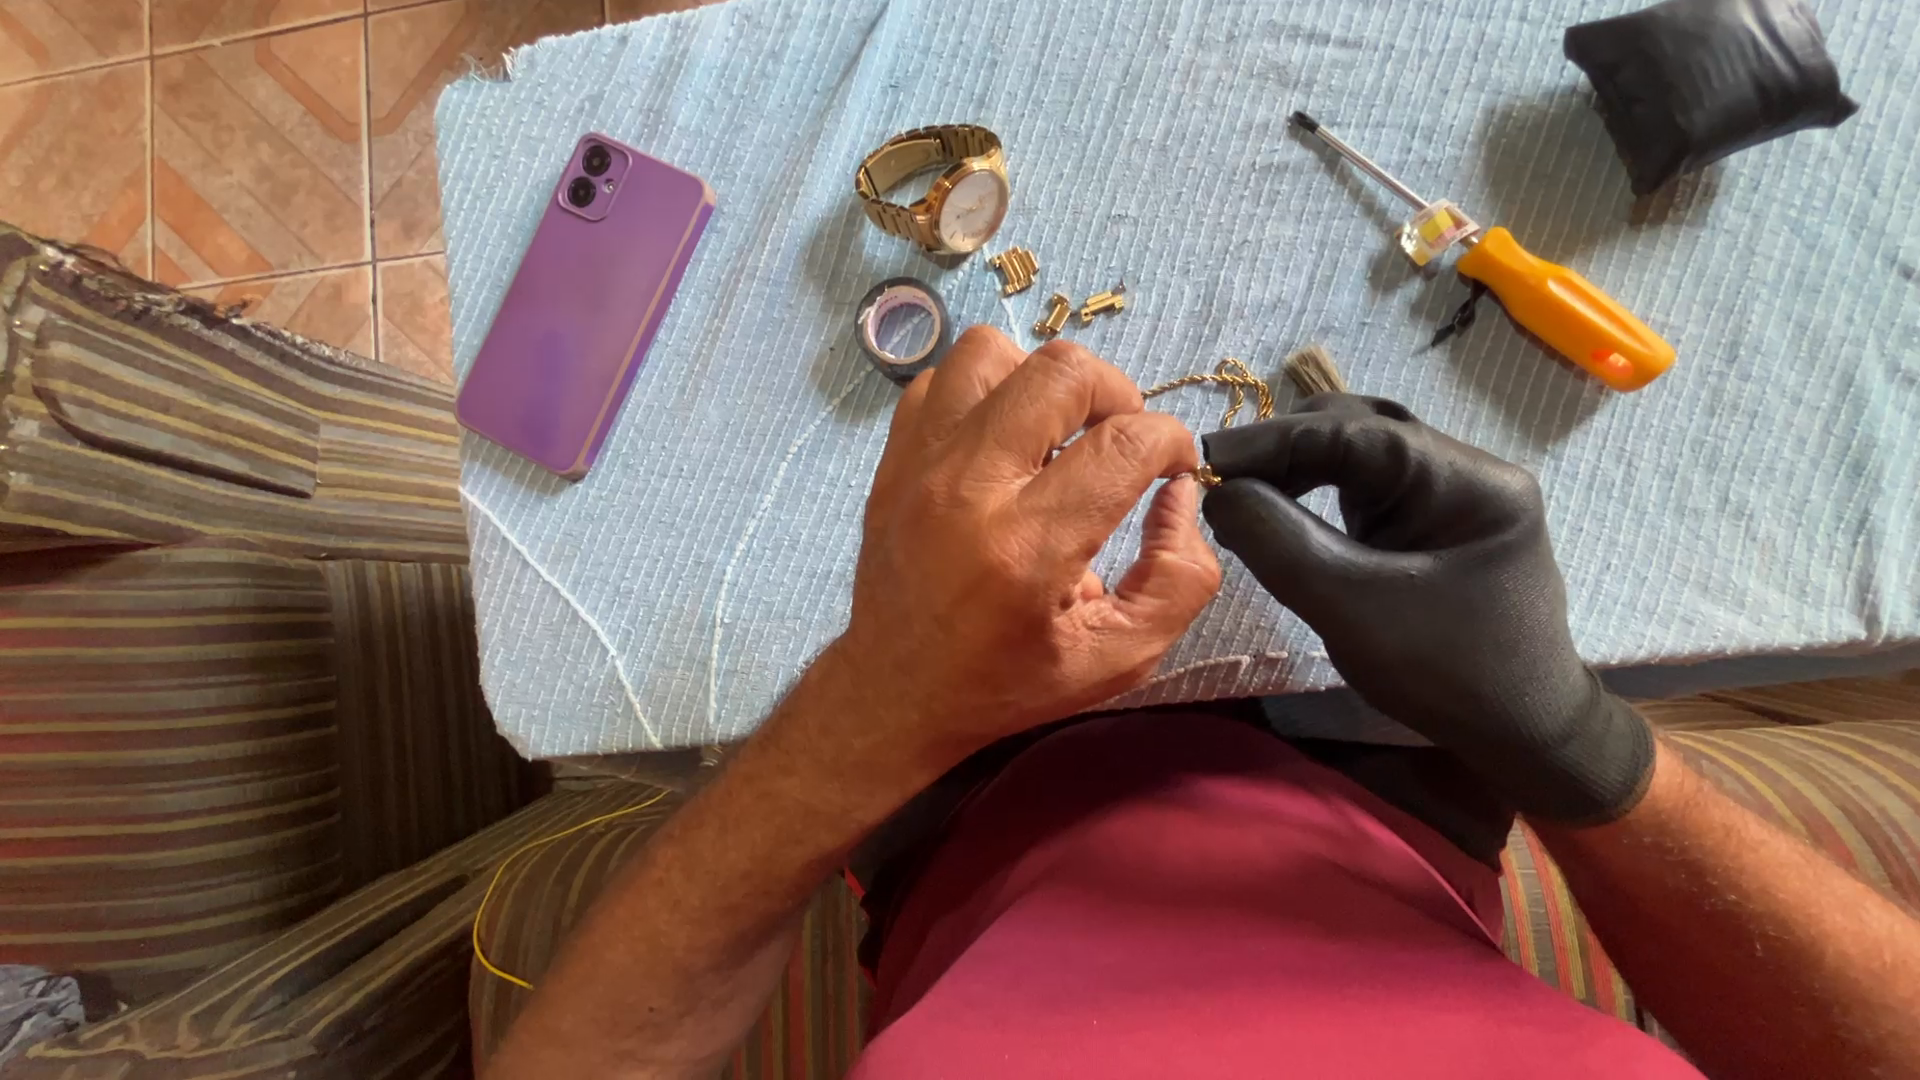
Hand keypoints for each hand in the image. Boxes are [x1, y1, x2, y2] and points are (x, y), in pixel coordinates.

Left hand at [824, 326, 1220, 778]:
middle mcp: (968, 489)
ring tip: (1055, 432)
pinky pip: (943, 379)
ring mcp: (920, 465)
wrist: (896, 692)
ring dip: (1042, 381)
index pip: (1124, 444)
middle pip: (1061, 373)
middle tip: (1119, 441)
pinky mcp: (893, 460)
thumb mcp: (1120, 658)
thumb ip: (1180, 578)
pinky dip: (985, 393)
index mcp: (1028, 547)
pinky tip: (1001, 441)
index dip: (1172, 442)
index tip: (1173, 467)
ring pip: (990, 352)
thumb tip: (1179, 492)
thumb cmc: (1009, 682)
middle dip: (1116, 393)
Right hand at [1200, 394, 1651, 824]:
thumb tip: (1218, 491)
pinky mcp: (1421, 517)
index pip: (1355, 433)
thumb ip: (1280, 543)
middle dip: (1281, 448)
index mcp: (1466, 482)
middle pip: (1355, 428)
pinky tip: (1277, 508)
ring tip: (1240, 492)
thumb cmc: (1445, 675)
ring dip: (1292, 466)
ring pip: (1353, 453)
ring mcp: (1442, 492)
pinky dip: (1307, 490)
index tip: (1205, 459)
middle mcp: (1459, 470)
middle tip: (1219, 479)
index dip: (1272, 440)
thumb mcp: (1351, 610)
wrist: (1517, 730)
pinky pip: (1355, 484)